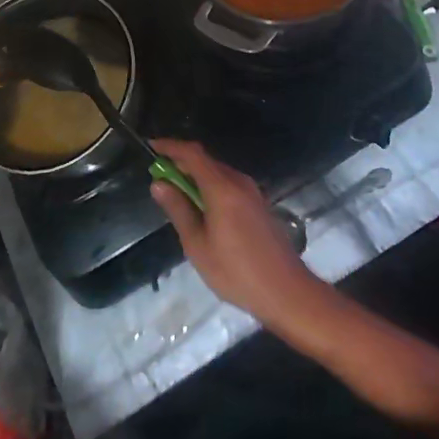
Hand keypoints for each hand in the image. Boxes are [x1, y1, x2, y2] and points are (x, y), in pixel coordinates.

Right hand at [149, 139, 328, 326]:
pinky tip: (201, 206)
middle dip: (181, 162)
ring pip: (218, 172)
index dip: (170, 147)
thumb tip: (159, 184)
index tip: (151, 147)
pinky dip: (210, 186)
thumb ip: (178, 210)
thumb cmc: (236, 272)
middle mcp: (239, 183)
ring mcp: (252, 192)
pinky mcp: (259, 204)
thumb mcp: (198, 245)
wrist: (287, 291)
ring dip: (196, 175)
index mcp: (222, 189)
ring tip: (176, 192)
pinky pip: (229, 184)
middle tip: (159, 176)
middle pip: (206, 161)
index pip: (192, 154)